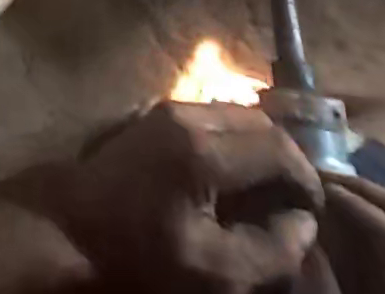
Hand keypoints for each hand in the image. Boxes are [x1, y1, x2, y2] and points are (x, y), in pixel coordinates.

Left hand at [32, 102, 323, 293]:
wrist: (69, 228)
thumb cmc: (139, 256)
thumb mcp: (212, 274)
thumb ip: (269, 250)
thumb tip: (301, 221)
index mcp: (203, 150)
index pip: (276, 147)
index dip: (306, 178)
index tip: (314, 211)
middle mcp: (188, 115)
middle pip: (257, 121)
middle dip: (284, 156)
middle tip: (294, 199)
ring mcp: (167, 110)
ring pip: (233, 113)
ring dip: (258, 145)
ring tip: (266, 189)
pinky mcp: (154, 116)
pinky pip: (209, 116)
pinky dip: (232, 138)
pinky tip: (231, 174)